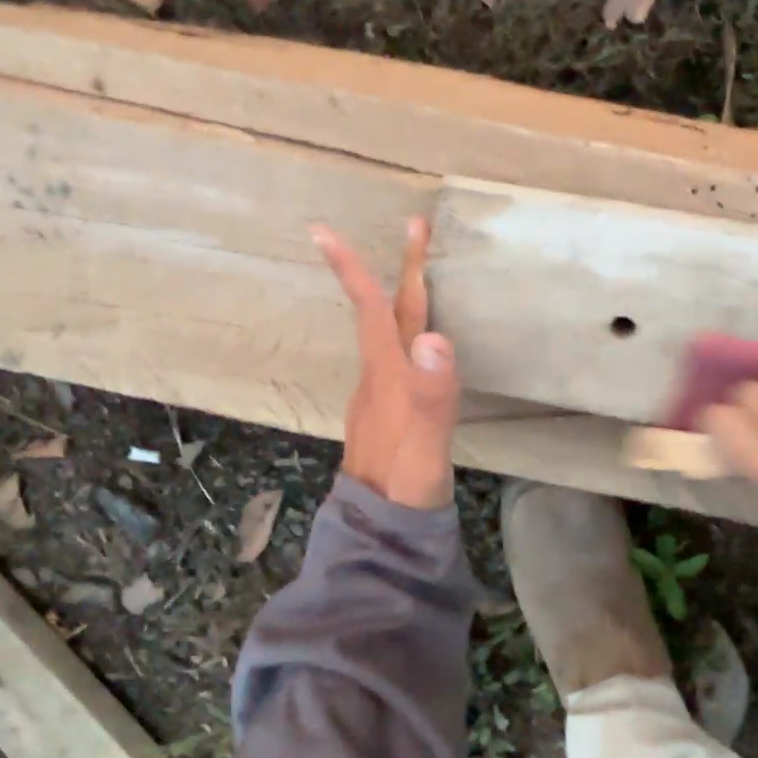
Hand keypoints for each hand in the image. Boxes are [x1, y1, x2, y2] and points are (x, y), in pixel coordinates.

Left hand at [313, 218, 460, 509]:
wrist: (382, 531)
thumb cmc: (405, 486)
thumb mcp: (424, 442)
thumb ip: (429, 393)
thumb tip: (433, 337)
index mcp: (387, 376)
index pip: (372, 311)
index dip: (352, 269)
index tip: (323, 230)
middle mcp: (381, 378)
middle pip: (388, 313)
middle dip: (401, 268)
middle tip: (416, 227)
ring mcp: (384, 395)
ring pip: (392, 333)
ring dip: (403, 295)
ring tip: (420, 270)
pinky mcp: (393, 411)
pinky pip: (399, 354)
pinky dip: (410, 328)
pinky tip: (420, 338)